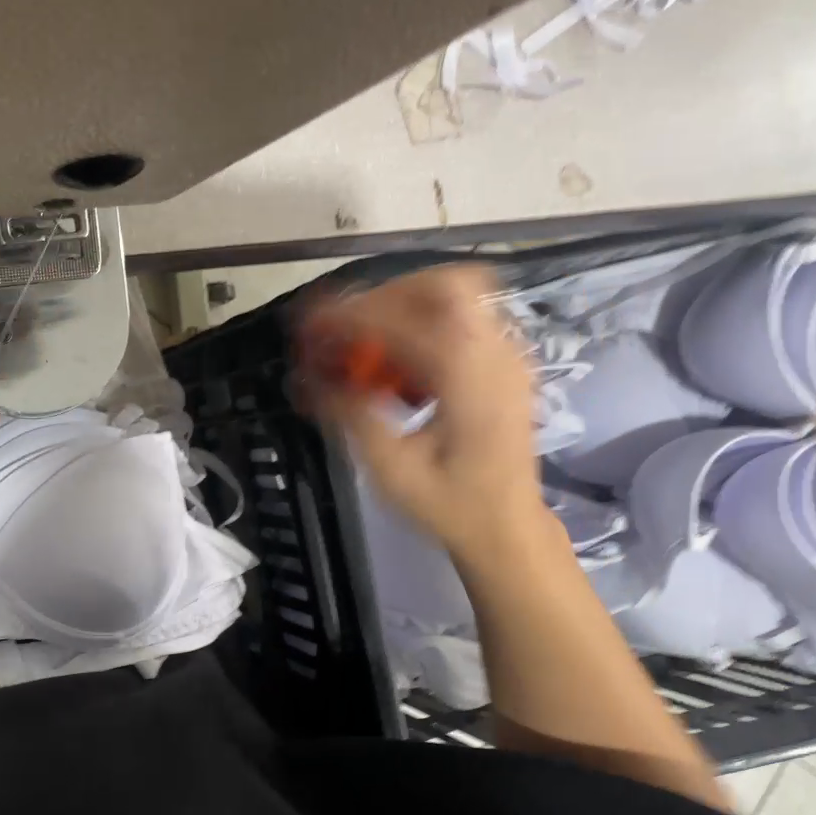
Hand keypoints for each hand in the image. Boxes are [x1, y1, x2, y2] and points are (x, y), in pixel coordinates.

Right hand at [299, 264, 548, 558]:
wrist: (506, 528)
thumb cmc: (449, 504)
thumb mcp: (390, 467)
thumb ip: (352, 413)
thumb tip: (309, 378)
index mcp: (468, 377)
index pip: (404, 321)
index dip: (350, 317)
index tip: (310, 325)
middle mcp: (494, 354)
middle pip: (445, 286)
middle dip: (386, 295)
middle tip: (346, 324)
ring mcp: (505, 357)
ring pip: (457, 296)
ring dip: (402, 306)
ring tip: (363, 338)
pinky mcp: (500, 366)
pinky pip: (462, 320)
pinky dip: (420, 324)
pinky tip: (393, 359)